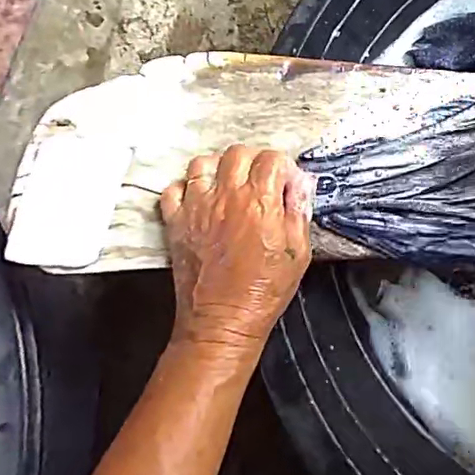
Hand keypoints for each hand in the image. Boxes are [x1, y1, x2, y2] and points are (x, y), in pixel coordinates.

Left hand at [158, 146, 313, 352]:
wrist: (223, 321)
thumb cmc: (262, 291)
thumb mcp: (299, 250)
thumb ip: (299, 210)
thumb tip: (301, 185)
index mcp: (261, 202)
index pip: (272, 158)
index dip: (283, 167)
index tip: (286, 182)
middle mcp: (227, 198)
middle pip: (237, 153)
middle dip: (253, 160)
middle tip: (260, 178)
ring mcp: (198, 209)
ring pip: (202, 163)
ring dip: (219, 168)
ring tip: (229, 184)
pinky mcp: (177, 224)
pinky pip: (173, 189)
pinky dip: (186, 188)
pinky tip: (200, 199)